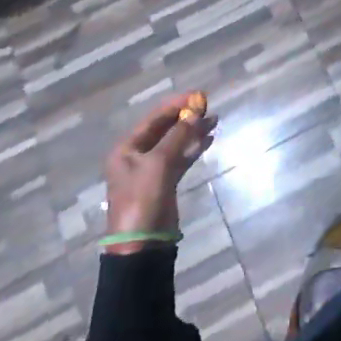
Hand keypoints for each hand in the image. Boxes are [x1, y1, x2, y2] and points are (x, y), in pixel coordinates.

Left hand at [103, 92, 214, 253]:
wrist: (142, 245)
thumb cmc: (142, 199)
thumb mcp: (158, 164)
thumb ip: (177, 137)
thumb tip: (195, 113)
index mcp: (127, 148)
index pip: (153, 119)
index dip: (175, 105)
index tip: (197, 95)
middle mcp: (137, 156)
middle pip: (164, 130)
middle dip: (185, 118)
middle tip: (208, 106)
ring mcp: (151, 171)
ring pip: (174, 145)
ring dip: (192, 133)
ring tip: (214, 120)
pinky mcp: (165, 184)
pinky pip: (180, 160)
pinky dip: (193, 150)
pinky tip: (208, 140)